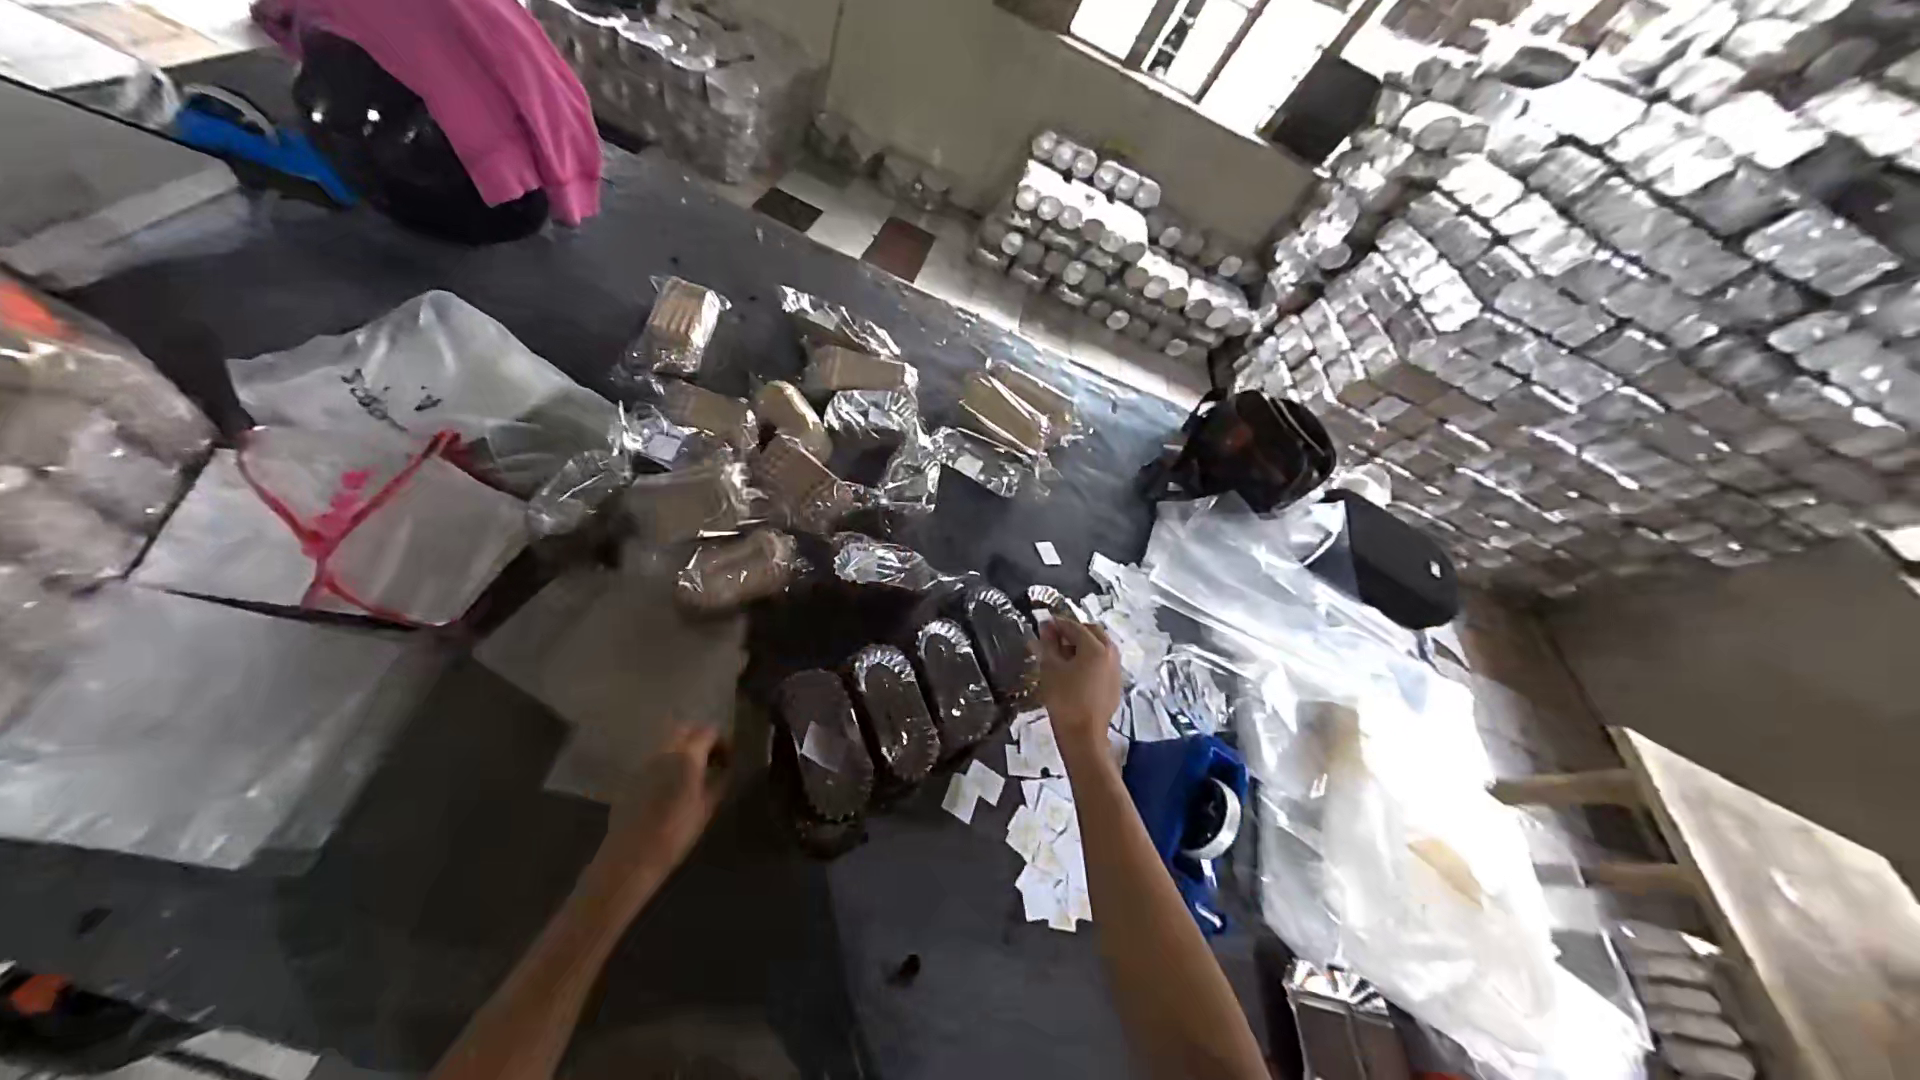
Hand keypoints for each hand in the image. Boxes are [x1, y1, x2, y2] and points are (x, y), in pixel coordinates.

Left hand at [601, 726, 730, 877]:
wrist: (631, 857)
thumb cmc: (676, 833)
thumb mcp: (708, 808)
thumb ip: (720, 782)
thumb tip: (727, 769)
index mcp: (687, 756)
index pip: (709, 732)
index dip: (723, 743)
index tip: (728, 761)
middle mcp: (665, 751)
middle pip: (686, 729)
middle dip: (701, 737)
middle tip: (712, 758)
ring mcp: (645, 762)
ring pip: (668, 741)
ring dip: (684, 747)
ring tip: (693, 770)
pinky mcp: (633, 775)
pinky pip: (655, 757)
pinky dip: (668, 760)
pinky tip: (672, 783)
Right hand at [1037, 618, 1121, 751]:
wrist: (1083, 735)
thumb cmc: (1064, 699)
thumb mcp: (1050, 668)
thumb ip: (1048, 644)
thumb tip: (1046, 626)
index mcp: (1095, 647)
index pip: (1074, 626)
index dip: (1058, 624)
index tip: (1044, 624)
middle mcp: (1110, 653)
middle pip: (1092, 632)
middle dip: (1073, 631)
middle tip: (1055, 638)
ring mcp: (1116, 668)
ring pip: (1100, 646)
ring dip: (1083, 644)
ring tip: (1064, 654)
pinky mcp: (1116, 683)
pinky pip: (1103, 661)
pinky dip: (1090, 658)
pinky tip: (1076, 670)